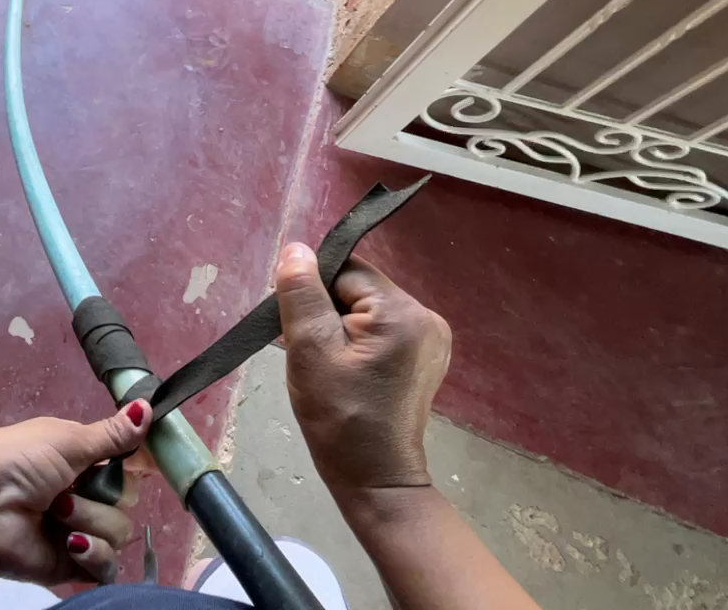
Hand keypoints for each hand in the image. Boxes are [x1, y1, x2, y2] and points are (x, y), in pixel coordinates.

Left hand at [0, 399, 151, 588]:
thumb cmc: (22, 460)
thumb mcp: (68, 440)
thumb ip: (112, 434)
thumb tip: (148, 405)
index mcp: (80, 455)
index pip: (123, 460)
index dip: (136, 462)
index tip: (146, 462)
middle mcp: (83, 490)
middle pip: (127, 496)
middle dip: (106, 492)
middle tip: (74, 486)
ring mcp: (81, 527)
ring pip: (119, 529)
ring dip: (91, 518)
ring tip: (57, 513)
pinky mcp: (76, 563)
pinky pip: (108, 564)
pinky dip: (93, 552)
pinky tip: (71, 543)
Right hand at [274, 242, 450, 493]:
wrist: (374, 478)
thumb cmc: (338, 415)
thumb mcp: (309, 348)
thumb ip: (302, 293)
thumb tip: (296, 249)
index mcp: (402, 311)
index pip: (344, 270)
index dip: (314, 292)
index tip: (300, 328)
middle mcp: (426, 317)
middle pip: (356, 288)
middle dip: (326, 309)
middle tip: (311, 350)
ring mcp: (430, 338)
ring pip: (364, 307)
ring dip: (338, 325)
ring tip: (328, 362)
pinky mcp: (424, 356)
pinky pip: (379, 326)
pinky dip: (356, 339)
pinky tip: (347, 368)